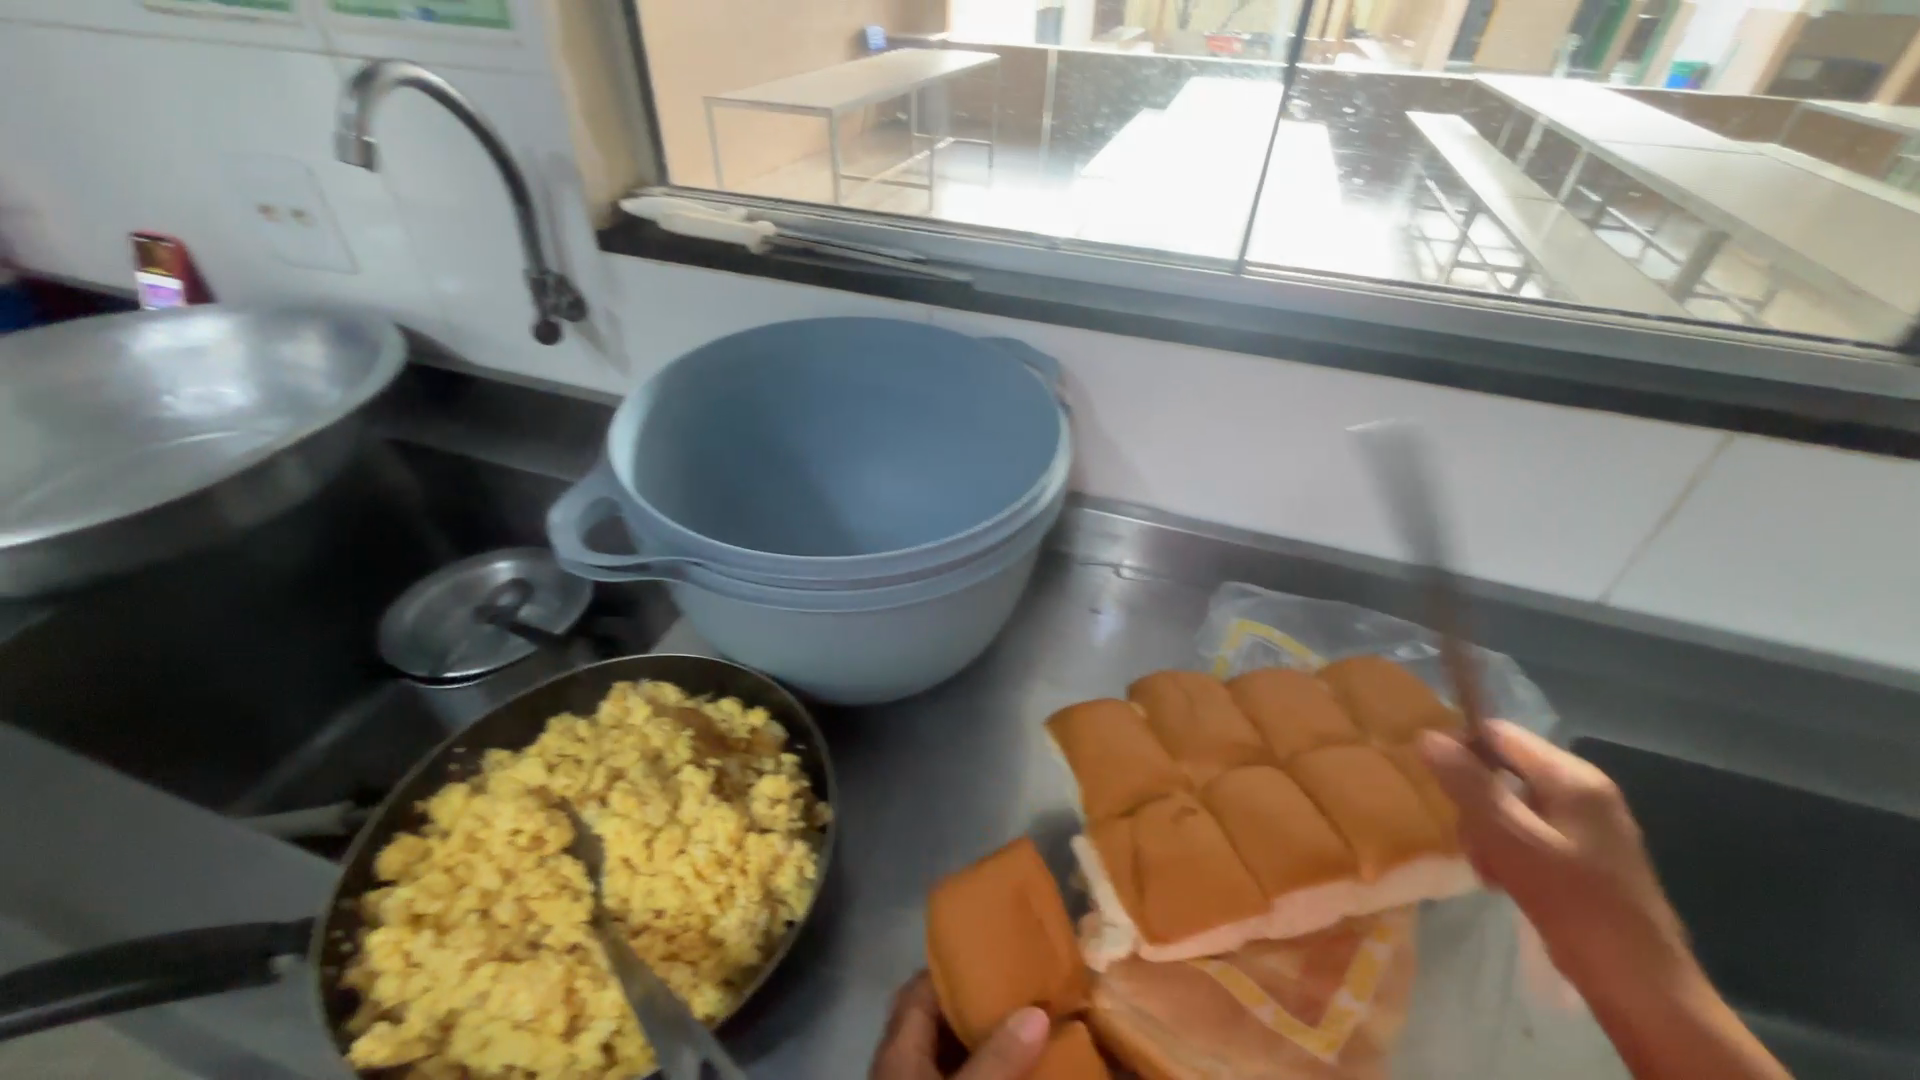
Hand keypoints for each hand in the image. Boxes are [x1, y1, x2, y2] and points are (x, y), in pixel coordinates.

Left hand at [869, 972, 1049, 1079]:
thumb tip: (1038, 1011)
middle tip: (1024, 993)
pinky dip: (984, 1069)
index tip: (998, 955)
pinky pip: (955, 1075)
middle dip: (979, 1005)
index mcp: (899, 1045)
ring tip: (1030, 1029)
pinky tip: (1016, 1071)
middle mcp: (901, 1063)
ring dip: (985, 1042)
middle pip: (938, 1019)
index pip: (922, 987)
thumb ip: (996, 1058)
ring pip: (950, 1053)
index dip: (958, 968)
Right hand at [1418, 721, 1696, 1002]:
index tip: (1438, 786)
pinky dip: (1508, 848)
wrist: (1639, 982)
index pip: (1500, 734)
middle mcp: (1584, 789)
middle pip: (1503, 768)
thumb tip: (1426, 736)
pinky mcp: (1585, 852)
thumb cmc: (1575, 903)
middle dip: (1476, 801)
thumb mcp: (1511, 840)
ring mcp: (1587, 822)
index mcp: (1573, 777)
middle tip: (1471, 842)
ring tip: (1489, 869)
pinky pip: (1528, 830)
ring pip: (1511, 802)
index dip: (1462, 749)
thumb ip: (1469, 786)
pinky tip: (1505, 879)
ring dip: (1488, 830)